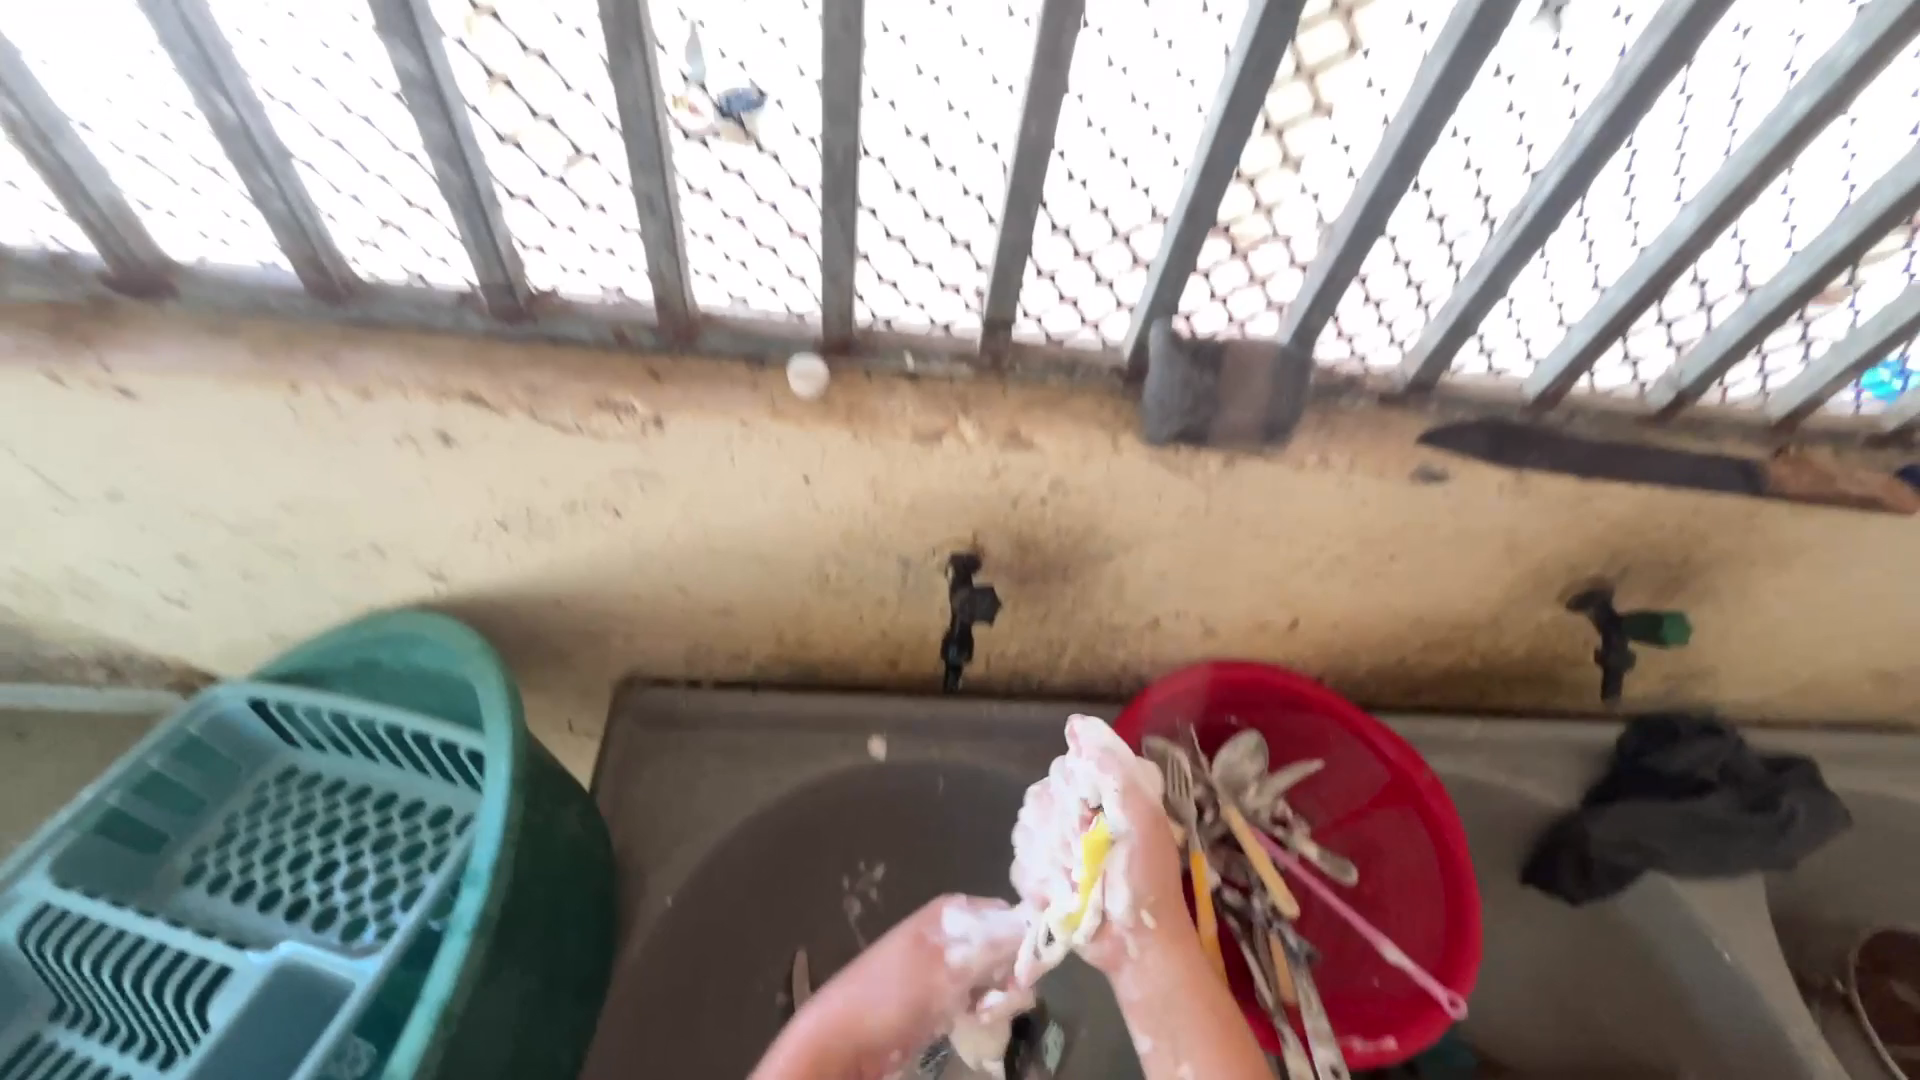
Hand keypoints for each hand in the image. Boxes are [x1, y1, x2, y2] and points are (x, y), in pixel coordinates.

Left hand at [752, 894, 1026, 1079]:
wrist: (842, 1040)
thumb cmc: (893, 994)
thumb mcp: (949, 965)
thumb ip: (996, 942)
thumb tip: (1037, 922)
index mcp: (954, 911)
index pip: (1010, 915)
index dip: (1024, 942)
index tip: (1023, 973)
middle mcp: (953, 931)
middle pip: (1006, 947)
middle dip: (1011, 976)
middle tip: (996, 1000)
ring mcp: (947, 965)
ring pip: (996, 977)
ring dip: (998, 998)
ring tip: (980, 1015)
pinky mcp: (942, 996)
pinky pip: (979, 998)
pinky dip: (983, 1011)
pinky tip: (971, 1022)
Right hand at [1010, 715, 1188, 978]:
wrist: (1136, 941)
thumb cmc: (1147, 875)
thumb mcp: (1142, 814)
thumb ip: (1113, 765)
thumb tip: (1074, 724)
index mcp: (1100, 787)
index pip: (1063, 766)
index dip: (1075, 790)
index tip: (1095, 812)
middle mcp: (1072, 806)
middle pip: (1039, 796)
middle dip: (1062, 827)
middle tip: (1089, 850)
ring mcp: (1052, 839)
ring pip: (1025, 828)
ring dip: (1052, 857)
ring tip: (1080, 878)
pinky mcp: (1037, 872)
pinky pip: (1019, 862)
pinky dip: (1041, 881)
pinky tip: (1064, 894)